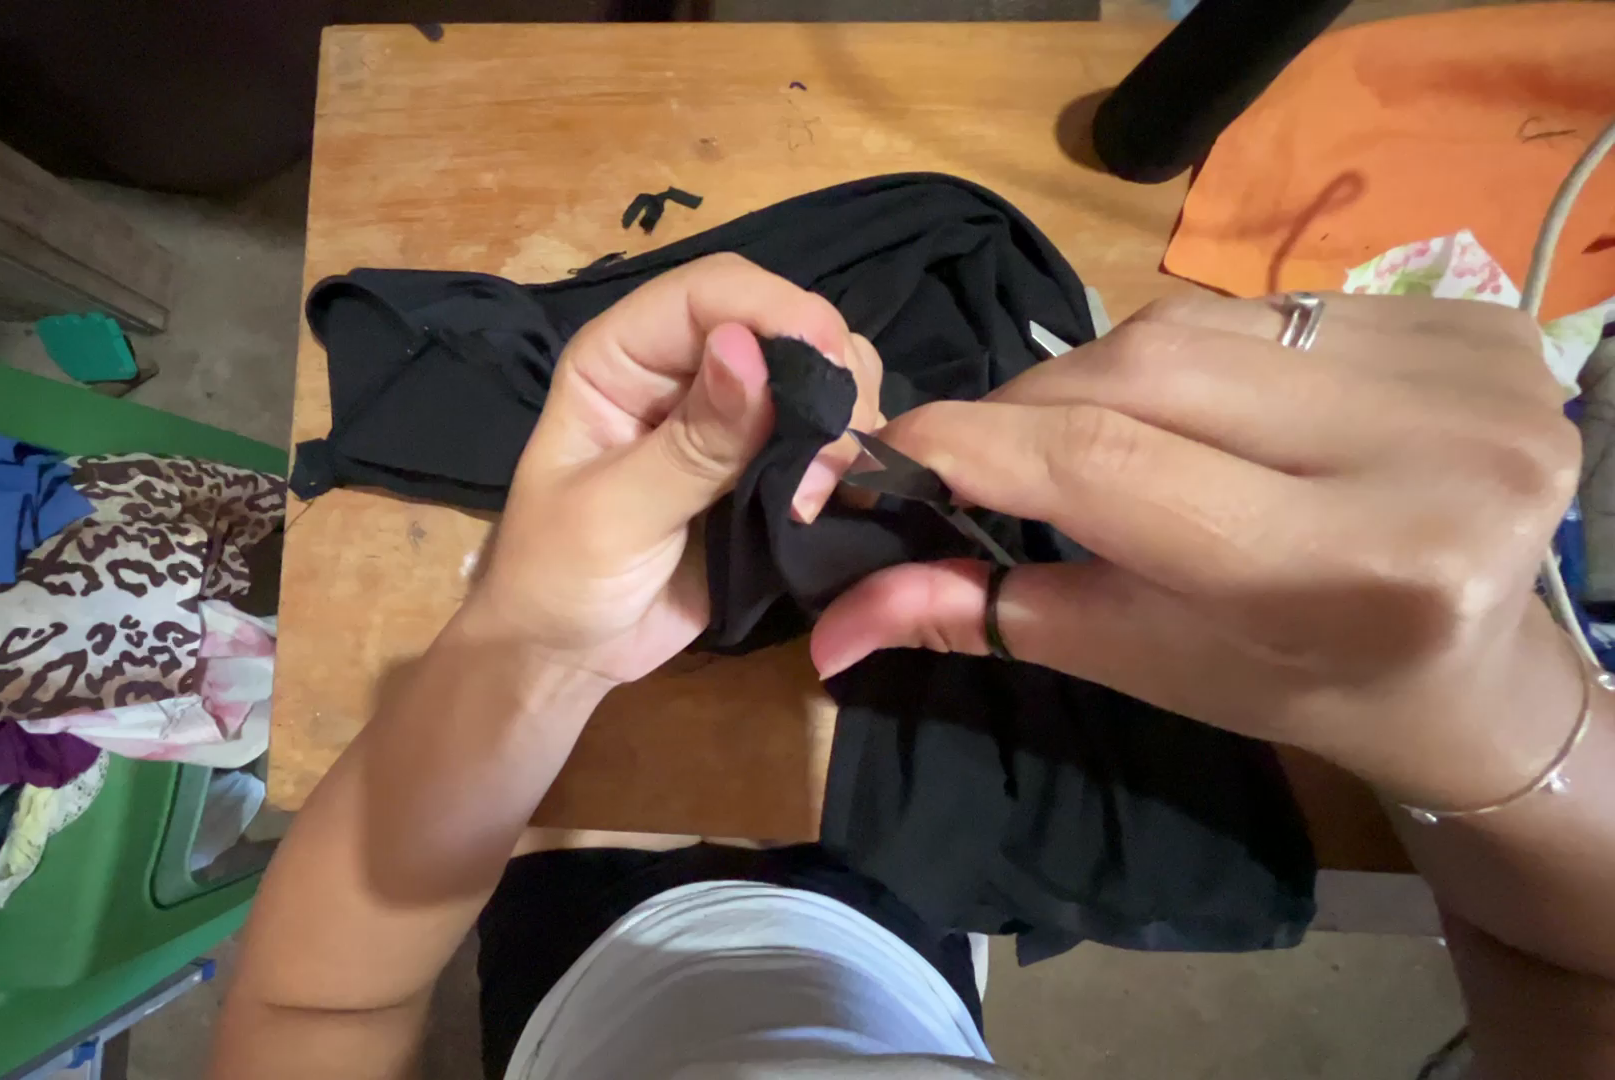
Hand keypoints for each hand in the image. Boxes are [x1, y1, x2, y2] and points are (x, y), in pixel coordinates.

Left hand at [465, 254, 882, 684]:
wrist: (573, 650)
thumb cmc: (560, 577)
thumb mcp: (614, 513)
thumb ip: (688, 443)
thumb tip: (750, 352)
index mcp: (620, 359)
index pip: (707, 292)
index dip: (774, 310)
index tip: (829, 364)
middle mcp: (679, 373)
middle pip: (777, 323)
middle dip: (824, 372)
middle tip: (832, 455)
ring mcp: (726, 422)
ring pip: (815, 375)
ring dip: (843, 419)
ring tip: (823, 490)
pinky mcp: (760, 471)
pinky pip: (824, 438)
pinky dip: (848, 458)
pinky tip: (839, 498)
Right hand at [810, 293, 1582, 810]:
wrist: (1465, 660)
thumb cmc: (1279, 680)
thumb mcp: (1118, 653)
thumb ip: (970, 615)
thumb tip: (828, 633)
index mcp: (1333, 568)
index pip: (1096, 462)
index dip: (959, 442)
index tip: (871, 451)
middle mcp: (1422, 449)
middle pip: (1129, 375)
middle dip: (1017, 412)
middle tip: (976, 458)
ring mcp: (1462, 365)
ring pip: (1173, 329)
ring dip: (1084, 380)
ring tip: (1077, 439)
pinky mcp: (1464, 318)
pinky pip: (1238, 311)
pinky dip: (1164, 355)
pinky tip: (1176, 407)